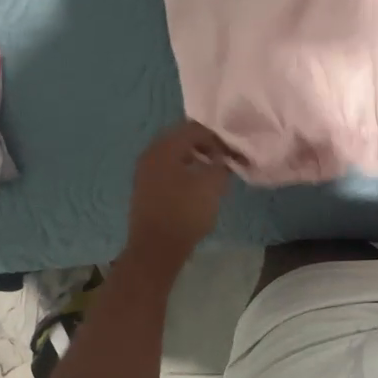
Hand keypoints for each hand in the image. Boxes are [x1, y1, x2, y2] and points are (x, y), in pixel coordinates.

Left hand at [122, 121, 242, 273]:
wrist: (156, 248)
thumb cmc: (185, 213)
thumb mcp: (212, 186)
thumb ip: (221, 165)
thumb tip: (223, 157)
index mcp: (165, 148)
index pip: (194, 129)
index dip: (217, 137)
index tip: (232, 152)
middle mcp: (150, 154)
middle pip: (181, 139)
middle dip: (205, 146)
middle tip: (223, 159)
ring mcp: (144, 172)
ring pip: (174, 156)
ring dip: (194, 160)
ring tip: (212, 173)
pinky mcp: (144, 189)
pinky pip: (167, 170)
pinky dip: (183, 172)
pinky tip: (195, 186)